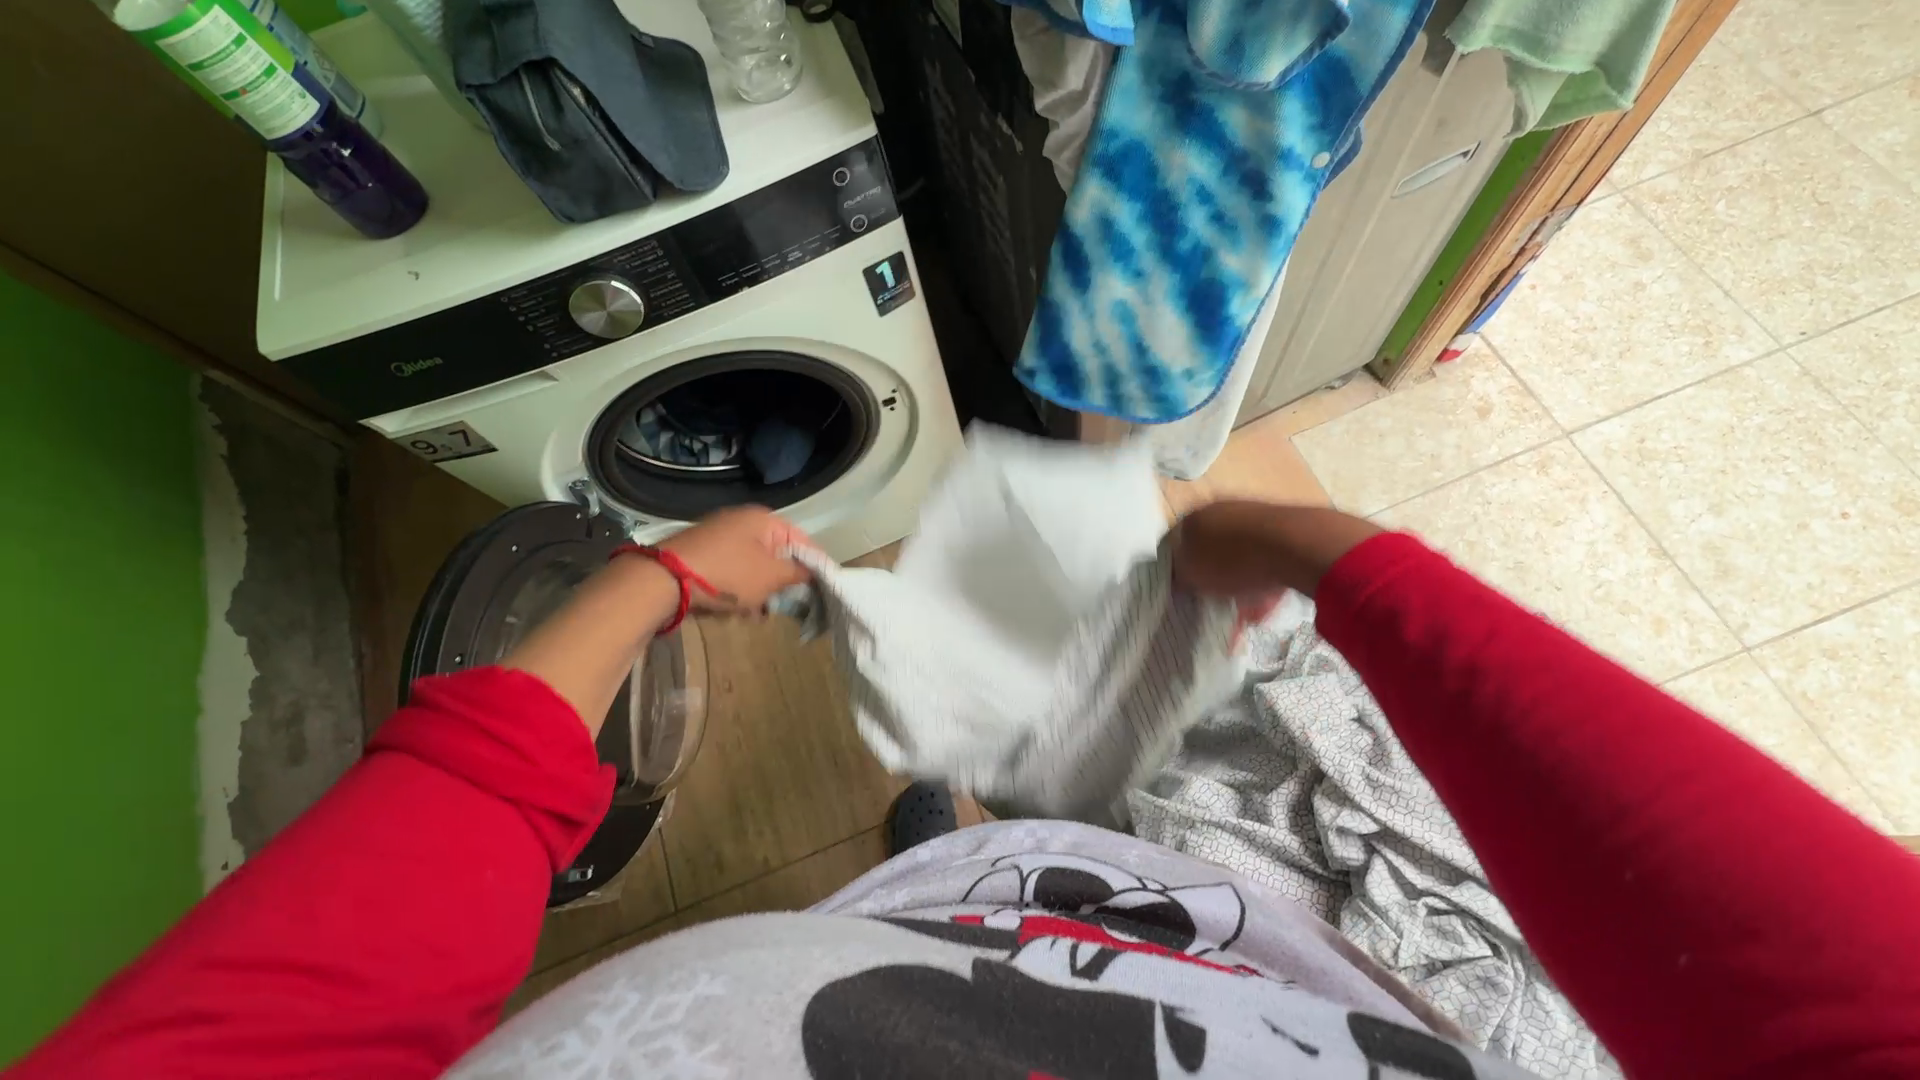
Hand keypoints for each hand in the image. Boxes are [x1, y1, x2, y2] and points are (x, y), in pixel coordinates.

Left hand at [658, 505, 813, 612]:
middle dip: (782, 582)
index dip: (815, 564)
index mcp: (763, 520)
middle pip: (776, 553)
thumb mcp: (771, 577)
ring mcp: (719, 536)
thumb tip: (812, 573)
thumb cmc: (728, 574)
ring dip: (758, 591)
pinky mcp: (701, 553)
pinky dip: (737, 589)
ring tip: (756, 614)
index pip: (802, 539)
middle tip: (787, 605)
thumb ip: (798, 574)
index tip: (824, 588)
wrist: (663, 579)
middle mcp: (742, 521)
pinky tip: (735, 611)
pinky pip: (731, 571)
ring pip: (753, 566)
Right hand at [1170, 500, 1381, 617]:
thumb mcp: (1194, 577)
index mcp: (1192, 518)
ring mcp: (1252, 514)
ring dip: (1242, 584)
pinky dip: (1265, 579)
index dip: (1182, 573)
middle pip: (1211, 551)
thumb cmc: (1234, 561)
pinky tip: (1270, 603)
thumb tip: (1181, 577)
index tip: (1189, 594)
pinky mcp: (1281, 525)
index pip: (1176, 547)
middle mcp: (1218, 509)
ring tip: (1250, 613)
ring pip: (1240, 555)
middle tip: (1220, 605)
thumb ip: (1181, 576)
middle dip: (1216, 580)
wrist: (1296, 544)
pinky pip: (1266, 557)